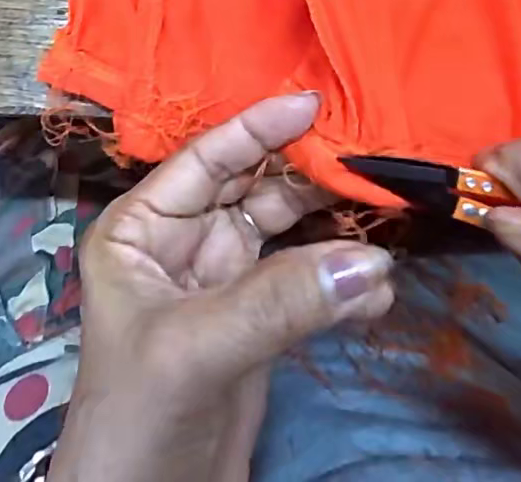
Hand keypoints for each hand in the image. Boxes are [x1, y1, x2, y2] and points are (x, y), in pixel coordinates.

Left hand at [50, 93, 395, 481]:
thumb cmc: (138, 416)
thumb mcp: (195, 347)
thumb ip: (277, 300)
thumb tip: (369, 259)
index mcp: (146, 225)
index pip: (208, 157)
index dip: (259, 126)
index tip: (313, 103)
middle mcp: (186, 236)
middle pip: (256, 184)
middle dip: (307, 171)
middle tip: (363, 159)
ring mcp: (225, 273)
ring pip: (287, 226)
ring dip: (333, 227)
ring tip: (382, 219)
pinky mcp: (259, 312)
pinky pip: (306, 279)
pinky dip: (340, 284)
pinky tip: (376, 296)